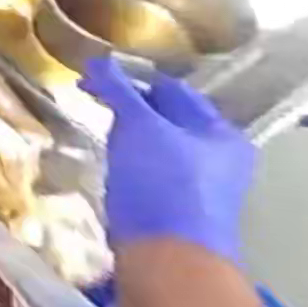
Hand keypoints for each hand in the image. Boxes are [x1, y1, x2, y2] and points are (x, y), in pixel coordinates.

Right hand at [81, 58, 255, 262]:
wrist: (168, 247)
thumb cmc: (161, 178)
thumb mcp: (138, 126)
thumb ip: (118, 90)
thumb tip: (97, 59)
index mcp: (221, 132)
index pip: (172, 90)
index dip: (132, 78)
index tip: (90, 77)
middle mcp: (218, 152)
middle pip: (166, 114)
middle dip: (127, 102)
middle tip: (86, 95)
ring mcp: (199, 178)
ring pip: (156, 137)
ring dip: (126, 126)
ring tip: (95, 122)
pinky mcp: (176, 196)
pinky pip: (150, 160)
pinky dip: (128, 149)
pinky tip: (109, 152)